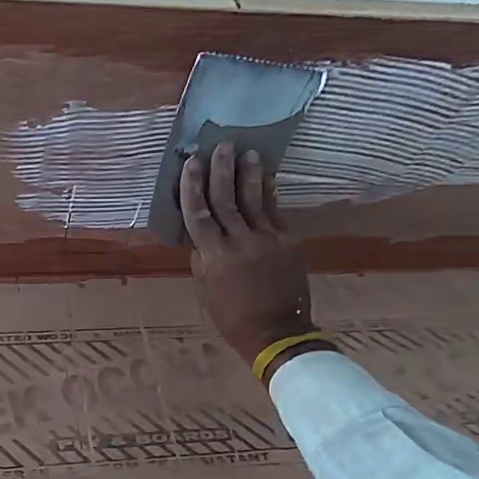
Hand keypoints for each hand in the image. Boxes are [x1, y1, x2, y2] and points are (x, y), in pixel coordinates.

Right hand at [180, 143, 328, 375]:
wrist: (276, 332)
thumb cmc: (232, 317)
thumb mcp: (206, 291)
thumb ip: (202, 261)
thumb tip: (203, 239)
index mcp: (214, 257)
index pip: (199, 214)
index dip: (193, 187)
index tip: (191, 163)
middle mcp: (239, 242)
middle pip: (226, 200)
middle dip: (221, 171)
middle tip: (220, 146)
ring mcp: (267, 240)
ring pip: (254, 201)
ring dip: (248, 175)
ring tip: (247, 152)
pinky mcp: (288, 243)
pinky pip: (275, 213)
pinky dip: (269, 194)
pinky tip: (266, 179)